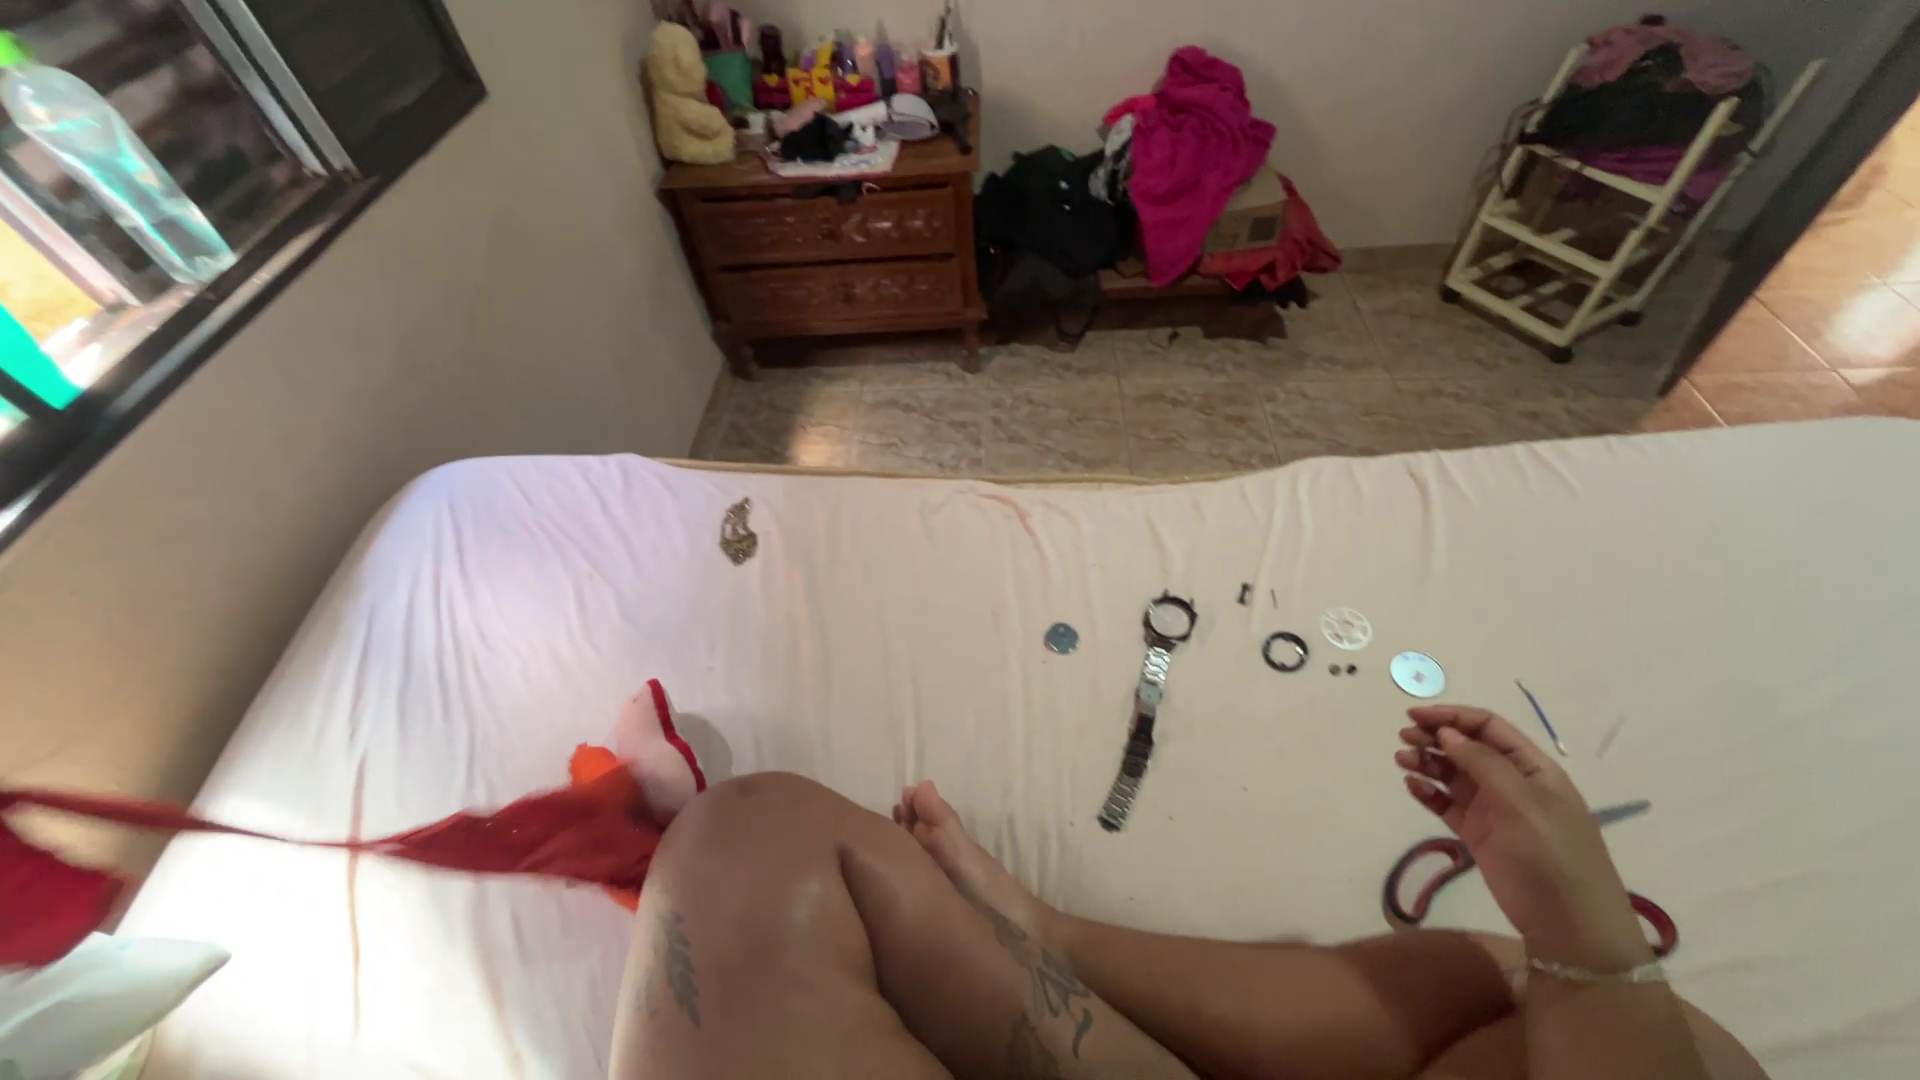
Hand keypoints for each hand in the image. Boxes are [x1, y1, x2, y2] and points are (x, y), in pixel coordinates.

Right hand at [1396, 706, 1652, 971]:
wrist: (1568, 923)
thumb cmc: (1553, 854)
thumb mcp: (1523, 802)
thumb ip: (1483, 763)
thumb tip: (1446, 733)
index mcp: (1532, 768)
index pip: (1488, 728)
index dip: (1452, 717)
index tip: (1414, 716)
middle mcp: (1510, 782)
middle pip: (1466, 747)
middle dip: (1434, 737)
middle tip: (1404, 739)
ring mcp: (1492, 808)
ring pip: (1451, 773)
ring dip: (1426, 762)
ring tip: (1402, 762)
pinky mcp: (1476, 833)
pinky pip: (1445, 803)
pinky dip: (1427, 791)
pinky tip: (1413, 787)